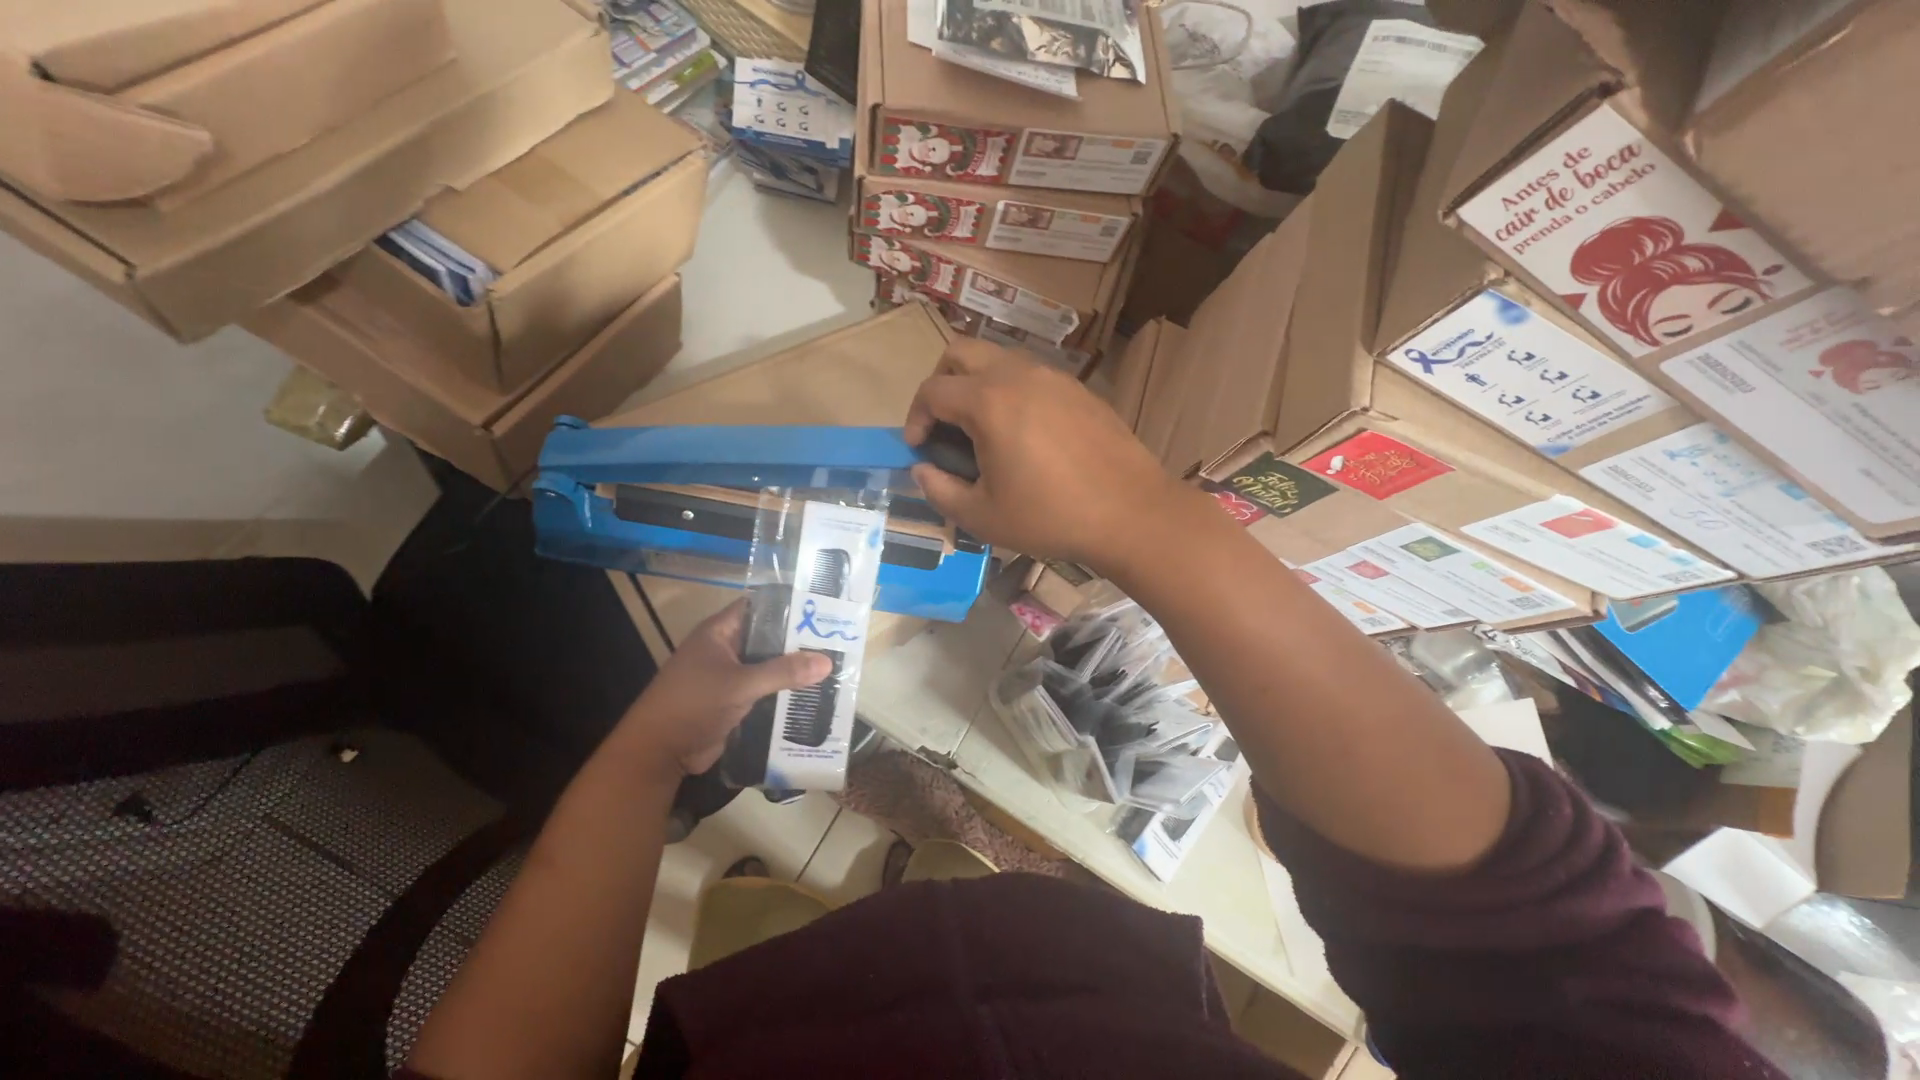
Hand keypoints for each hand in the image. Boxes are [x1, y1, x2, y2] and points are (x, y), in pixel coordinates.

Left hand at [612, 600, 831, 777]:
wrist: (660, 752)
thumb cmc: (693, 705)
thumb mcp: (740, 684)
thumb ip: (783, 672)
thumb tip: (826, 661)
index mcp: (719, 633)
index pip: (758, 607)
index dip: (788, 605)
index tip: (823, 609)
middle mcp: (725, 650)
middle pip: (768, 639)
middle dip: (798, 641)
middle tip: (838, 642)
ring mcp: (729, 677)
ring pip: (768, 667)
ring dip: (794, 671)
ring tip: (834, 668)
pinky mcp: (734, 702)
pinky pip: (765, 692)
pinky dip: (785, 694)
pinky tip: (814, 696)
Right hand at [904, 339, 1184, 570]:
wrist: (1130, 512)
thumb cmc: (1050, 517)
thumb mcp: (983, 516)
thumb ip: (940, 490)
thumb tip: (922, 470)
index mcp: (988, 401)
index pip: (932, 391)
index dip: (915, 418)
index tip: (918, 447)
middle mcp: (1018, 375)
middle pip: (961, 353)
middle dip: (940, 383)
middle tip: (943, 423)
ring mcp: (1053, 377)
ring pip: (999, 359)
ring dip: (977, 384)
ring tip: (982, 429)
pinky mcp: (1078, 389)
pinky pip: (1031, 375)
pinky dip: (1012, 392)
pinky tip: (1023, 434)